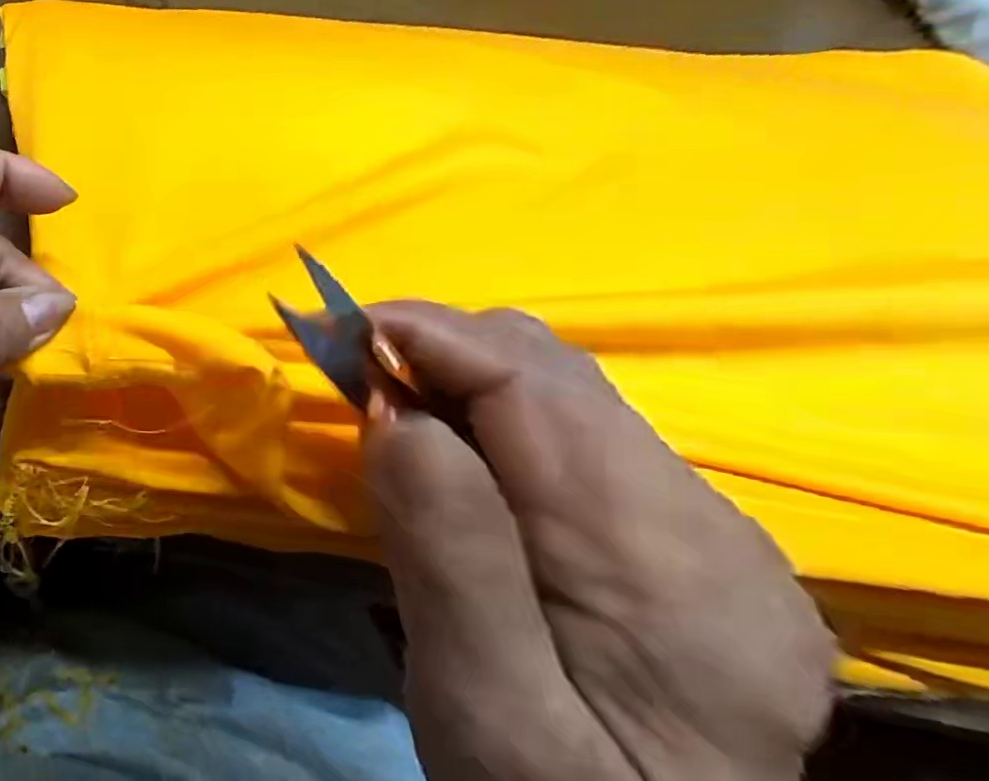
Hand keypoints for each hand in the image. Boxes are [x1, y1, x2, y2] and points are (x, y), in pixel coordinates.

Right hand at [362, 303, 834, 780]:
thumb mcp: (484, 710)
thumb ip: (450, 556)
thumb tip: (394, 410)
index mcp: (676, 570)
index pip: (542, 389)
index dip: (429, 336)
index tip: (332, 332)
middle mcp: (709, 528)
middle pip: (554, 375)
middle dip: (434, 349)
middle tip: (347, 379)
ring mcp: (696, 531)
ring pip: (554, 392)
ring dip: (452, 379)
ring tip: (384, 413)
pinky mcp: (663, 539)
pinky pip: (559, 432)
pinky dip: (479, 415)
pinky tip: (441, 458)